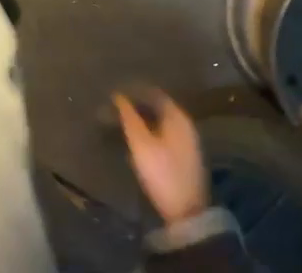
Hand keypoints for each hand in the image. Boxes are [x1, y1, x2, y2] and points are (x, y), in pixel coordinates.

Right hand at [114, 89, 209, 224]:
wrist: (186, 211)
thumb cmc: (161, 171)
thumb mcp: (140, 143)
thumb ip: (129, 117)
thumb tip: (118, 95)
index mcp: (178, 117)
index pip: (154, 93)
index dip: (134, 90)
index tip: (115, 92)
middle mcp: (185, 125)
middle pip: (158, 106)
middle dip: (136, 105)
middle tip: (114, 107)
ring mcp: (187, 141)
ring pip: (161, 121)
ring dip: (142, 119)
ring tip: (121, 121)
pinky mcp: (185, 156)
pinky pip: (164, 134)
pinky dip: (149, 130)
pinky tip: (136, 137)